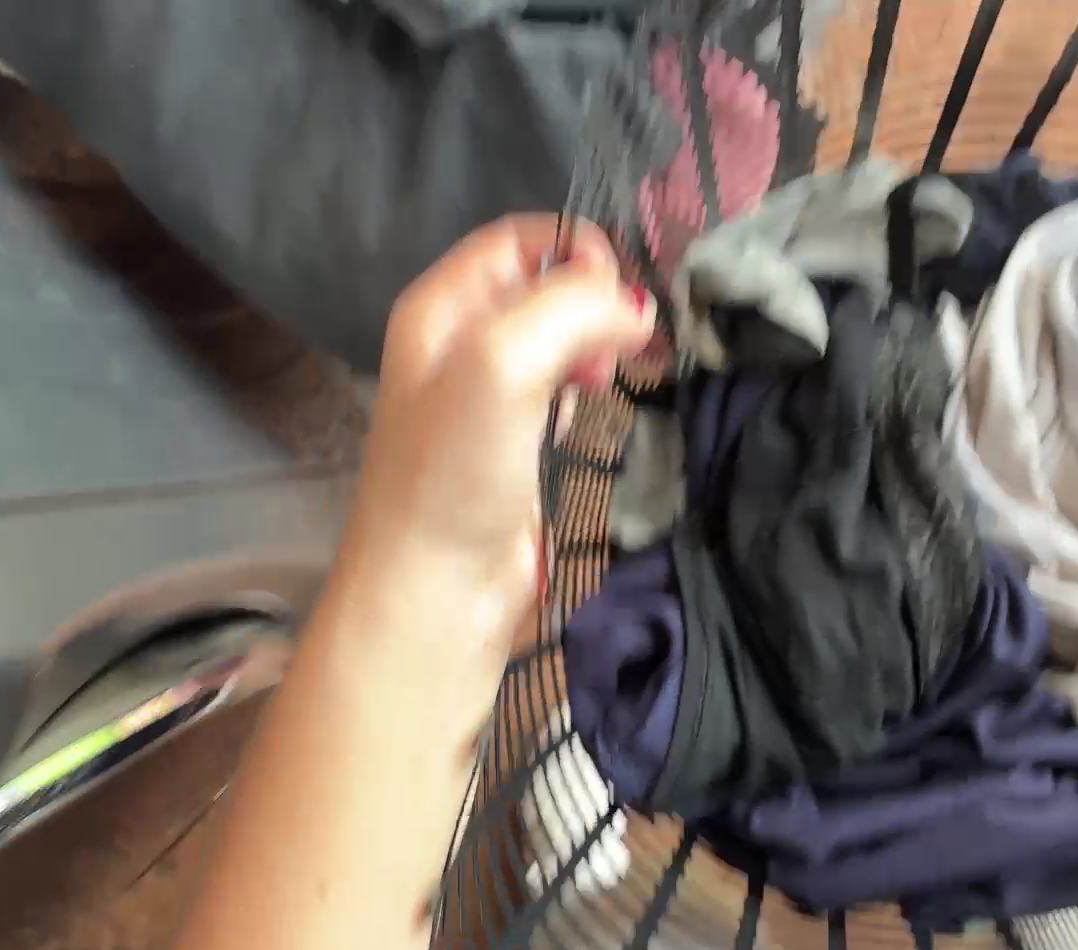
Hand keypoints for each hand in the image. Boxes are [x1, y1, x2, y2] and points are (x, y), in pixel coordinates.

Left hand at [346, 215, 656, 620]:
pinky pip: (561, 388)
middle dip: (593, 302)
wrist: (441, 582)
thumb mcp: (504, 363)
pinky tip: (593, 407)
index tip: (621, 292)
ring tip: (609, 379)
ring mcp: (488, 394)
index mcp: (442, 306)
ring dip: (595, 345)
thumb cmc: (459, 468)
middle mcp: (462, 342)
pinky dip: (586, 385)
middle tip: (624, 344)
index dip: (575, 249)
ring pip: (558, 339)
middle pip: (543, 287)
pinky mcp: (516, 440)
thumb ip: (571, 310)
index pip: (518, 239)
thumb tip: (636, 308)